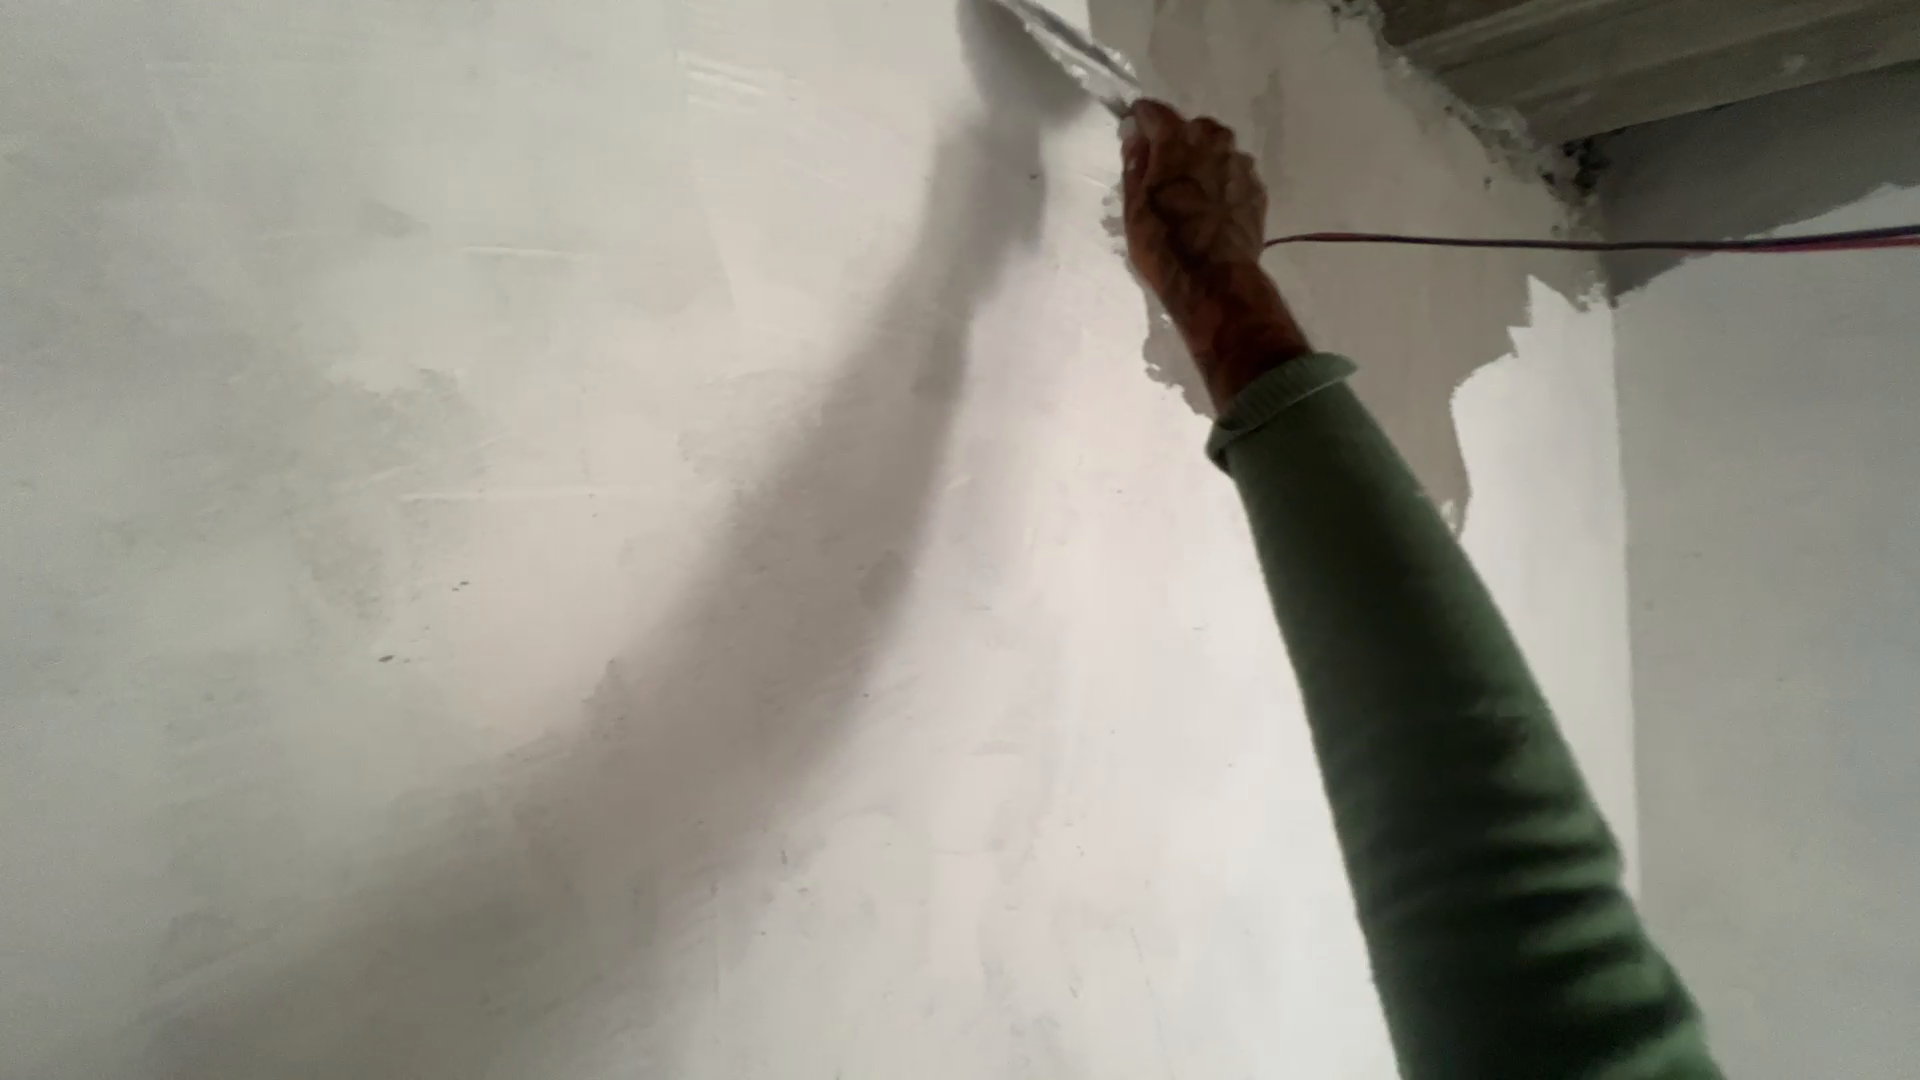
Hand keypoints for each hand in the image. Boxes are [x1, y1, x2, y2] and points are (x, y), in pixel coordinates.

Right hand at [1122, 100, 1311, 409]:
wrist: (1212, 280)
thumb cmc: (1163, 245)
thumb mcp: (1134, 209)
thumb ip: (1135, 167)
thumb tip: (1135, 139)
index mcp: (1178, 140)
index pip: (1154, 113)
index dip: (1140, 120)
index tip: (1131, 131)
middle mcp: (1214, 141)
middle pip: (1191, 129)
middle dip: (1176, 143)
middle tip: (1162, 173)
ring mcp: (1240, 164)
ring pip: (1217, 151)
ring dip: (1202, 164)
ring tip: (1189, 196)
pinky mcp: (1256, 190)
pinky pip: (1233, 176)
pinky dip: (1220, 185)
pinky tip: (1210, 212)